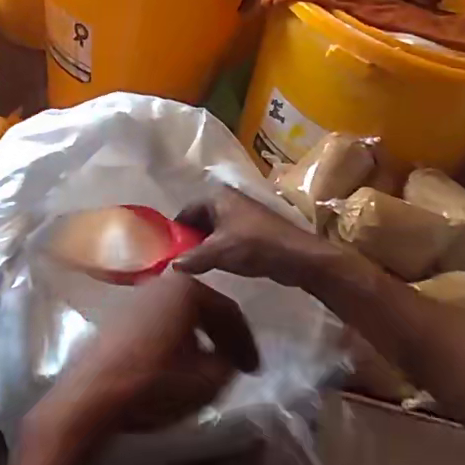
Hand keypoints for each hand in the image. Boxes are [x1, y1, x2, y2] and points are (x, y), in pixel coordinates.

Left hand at [27, 270, 259, 453]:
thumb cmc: (152, 384)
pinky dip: (176, 337)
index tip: (254, 367)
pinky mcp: (120, 313)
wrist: (90, 395)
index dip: (246, 342)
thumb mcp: (205, 381)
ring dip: (199, 335)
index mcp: (186, 289)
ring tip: (211, 365)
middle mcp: (162, 282)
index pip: (229, 311)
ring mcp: (137, 295)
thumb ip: (227, 364)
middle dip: (223, 335)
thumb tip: (229, 358)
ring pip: (180, 313)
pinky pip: (160, 320)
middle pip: (204, 306)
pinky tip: (178, 362)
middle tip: (237, 364)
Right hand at [175, 186, 364, 290]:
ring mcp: (241, 216)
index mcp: (217, 197)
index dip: (175, 231)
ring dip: (204, 248)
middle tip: (177, 263)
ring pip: (213, 231)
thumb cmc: (254, 246)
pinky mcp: (252, 231)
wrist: (297, 256)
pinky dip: (218, 251)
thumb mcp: (218, 252)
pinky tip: (214, 268)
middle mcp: (228, 201)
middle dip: (189, 240)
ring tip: (193, 268)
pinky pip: (226, 239)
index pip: (186, 212)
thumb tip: (170, 266)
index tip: (166, 252)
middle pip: (199, 221)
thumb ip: (191, 258)